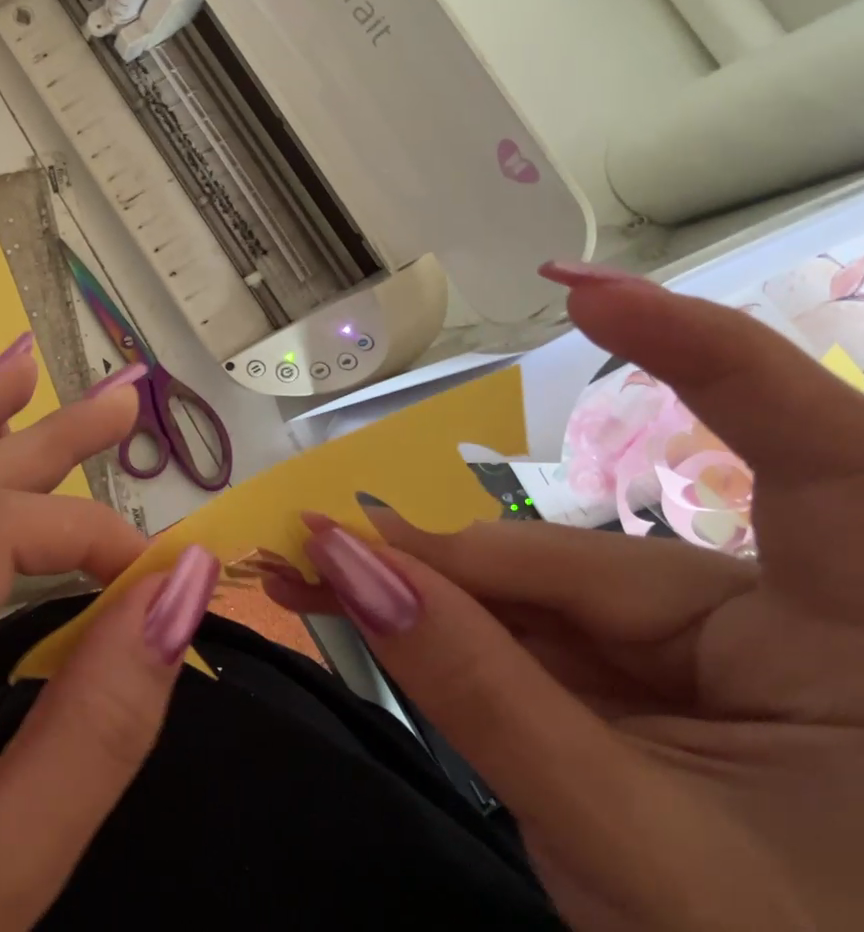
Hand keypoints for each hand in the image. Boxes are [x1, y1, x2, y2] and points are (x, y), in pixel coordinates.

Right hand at [263, 270, 863, 928]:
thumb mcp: (612, 825)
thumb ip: (474, 686)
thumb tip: (343, 560)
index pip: (817, 460)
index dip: (703, 361)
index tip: (579, 295)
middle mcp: (801, 632)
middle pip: (584, 568)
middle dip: (440, 565)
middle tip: (309, 555)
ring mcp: (718, 666)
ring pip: (542, 607)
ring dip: (422, 601)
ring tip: (308, 585)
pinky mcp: (656, 695)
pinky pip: (534, 648)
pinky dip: (446, 639)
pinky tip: (362, 614)